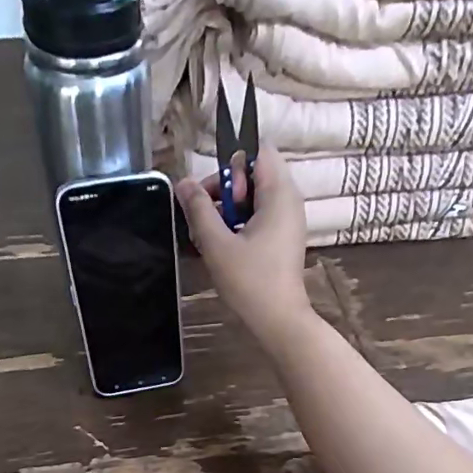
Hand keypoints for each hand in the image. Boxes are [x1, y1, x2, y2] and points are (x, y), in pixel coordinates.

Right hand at [174, 146, 312, 343]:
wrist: (279, 321)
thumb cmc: (250, 282)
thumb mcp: (216, 244)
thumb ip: (198, 209)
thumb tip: (183, 183)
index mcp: (279, 194)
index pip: (259, 150)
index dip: (233, 163)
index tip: (219, 193)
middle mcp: (289, 201)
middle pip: (255, 172)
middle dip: (227, 189)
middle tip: (211, 217)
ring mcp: (288, 221)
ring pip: (255, 197)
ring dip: (229, 208)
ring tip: (212, 234)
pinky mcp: (283, 239)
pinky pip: (260, 216)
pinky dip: (240, 223)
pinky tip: (224, 246)